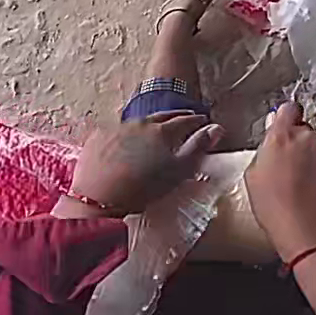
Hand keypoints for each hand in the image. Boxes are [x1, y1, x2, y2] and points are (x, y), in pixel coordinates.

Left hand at [63, 111, 223, 215]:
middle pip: (162, 116)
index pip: (185, 120)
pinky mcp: (98, 138)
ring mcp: (117, 129)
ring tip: (156, 131)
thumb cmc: (143, 188)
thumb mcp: (177, 171)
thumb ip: (198, 148)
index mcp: (162, 131)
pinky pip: (117, 132)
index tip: (204, 121)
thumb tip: (217, 128)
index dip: (197, 121)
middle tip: (185, 118)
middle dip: (176, 117)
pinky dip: (126, 135)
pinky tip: (126, 144)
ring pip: (138, 122)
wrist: (98, 198)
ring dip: (150, 125)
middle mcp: (139, 124)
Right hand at [244, 101, 315, 259]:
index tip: (287, 127)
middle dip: (302, 144)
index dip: (288, 118)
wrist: (305, 232)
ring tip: (312, 181)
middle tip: (296, 167)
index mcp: (281, 137)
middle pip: (307, 130)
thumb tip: (272, 134)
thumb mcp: (253, 176)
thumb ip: (265, 149)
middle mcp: (309, 137)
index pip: (289, 109)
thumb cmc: (275, 208)